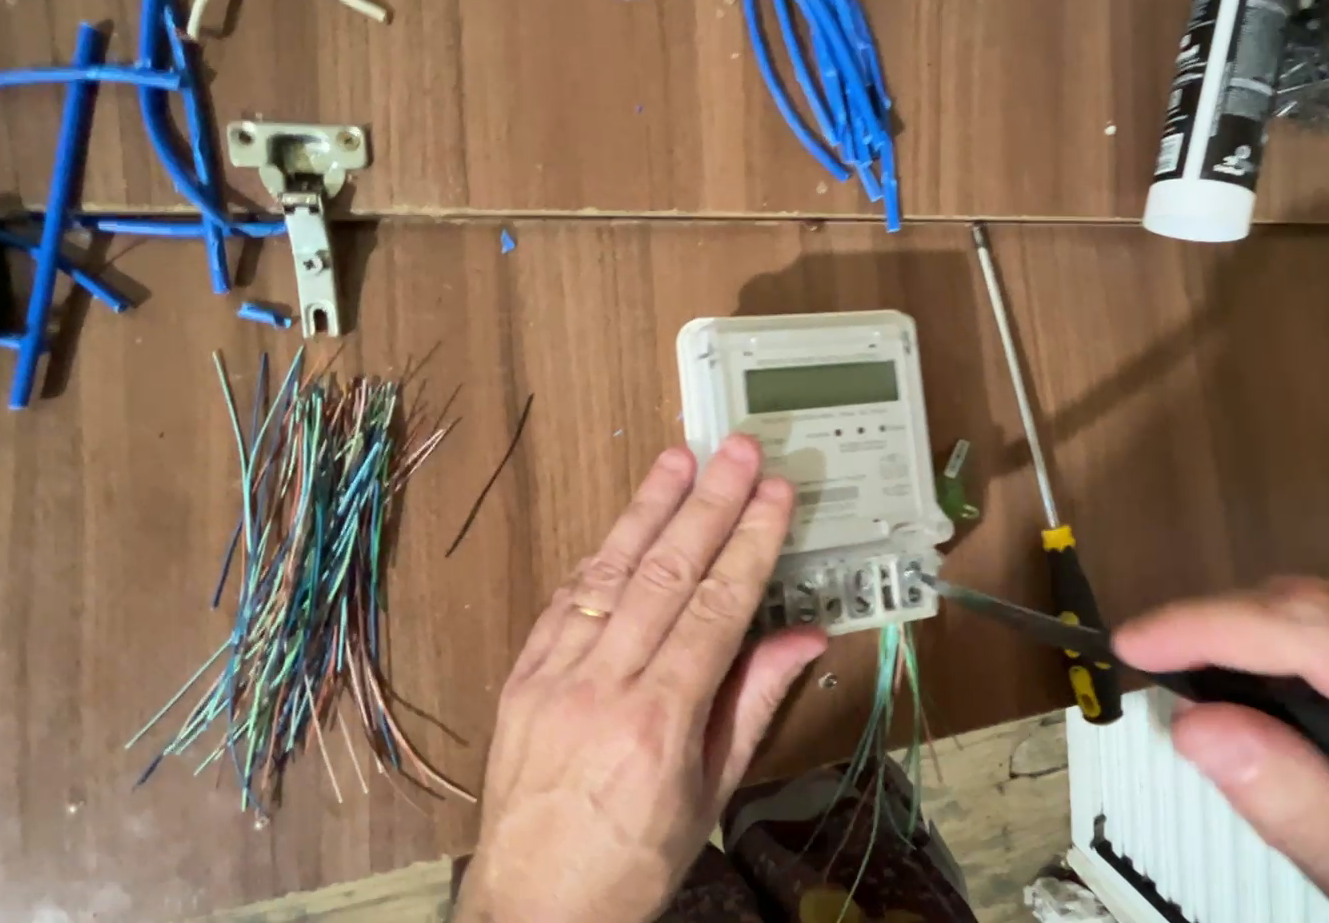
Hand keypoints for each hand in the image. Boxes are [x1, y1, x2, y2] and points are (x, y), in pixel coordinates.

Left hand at [456, 436, 829, 922]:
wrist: (531, 912)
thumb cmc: (633, 863)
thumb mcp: (711, 794)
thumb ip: (755, 702)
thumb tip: (806, 638)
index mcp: (658, 722)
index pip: (716, 607)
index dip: (750, 542)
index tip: (774, 495)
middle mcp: (602, 687)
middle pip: (664, 572)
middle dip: (708, 502)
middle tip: (736, 452)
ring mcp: (554, 675)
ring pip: (609, 570)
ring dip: (648, 506)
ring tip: (679, 458)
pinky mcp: (522, 675)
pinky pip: (566, 598)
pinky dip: (602, 551)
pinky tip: (627, 519)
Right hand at [1112, 578, 1328, 922]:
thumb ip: (1311, 817)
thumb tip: (1193, 723)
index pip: (1325, 633)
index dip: (1212, 625)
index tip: (1128, 643)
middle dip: (1227, 629)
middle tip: (1159, 675)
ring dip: (1261, 635)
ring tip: (1211, 684)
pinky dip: (1304, 644)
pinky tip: (1286, 690)